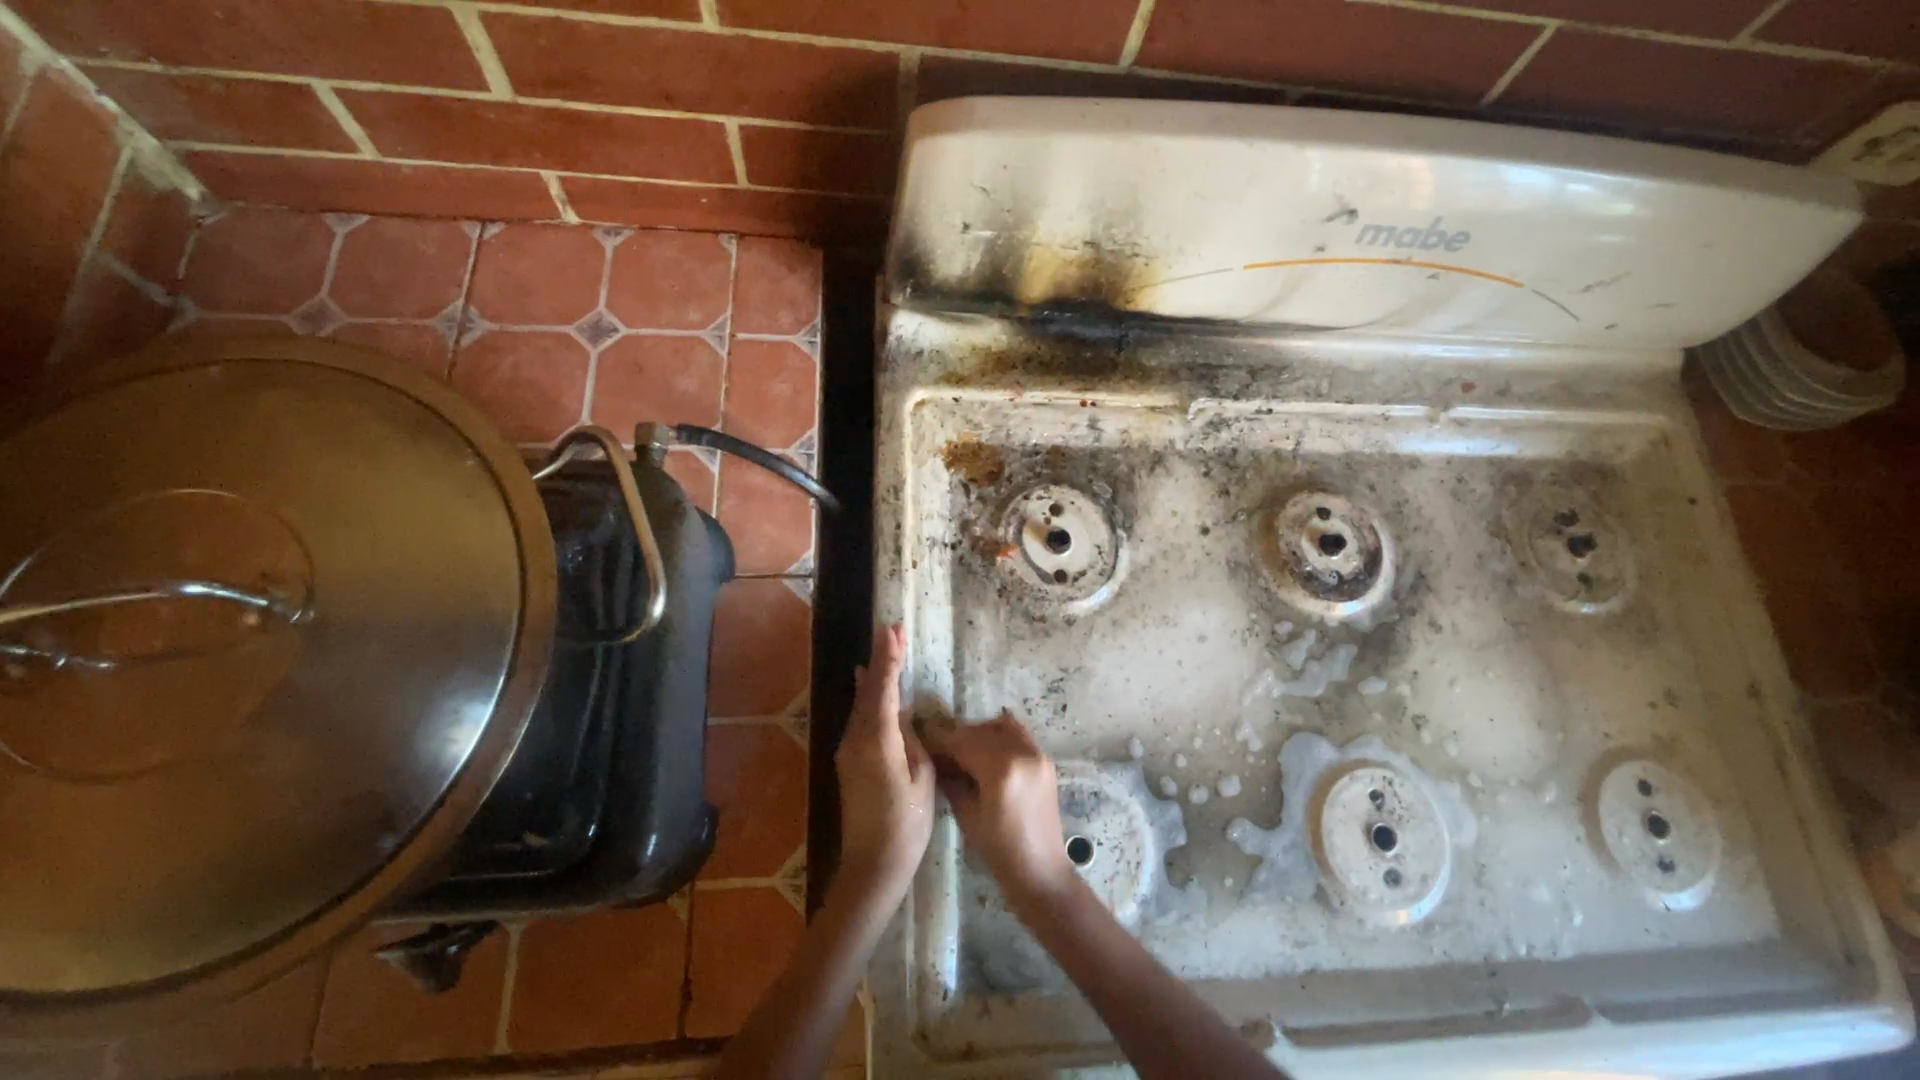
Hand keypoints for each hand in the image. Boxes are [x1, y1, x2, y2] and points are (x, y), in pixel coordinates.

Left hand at [834, 624, 934, 903]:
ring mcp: (848, 750)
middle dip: (880, 660)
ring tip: (886, 648)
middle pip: (868, 691)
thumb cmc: (908, 824)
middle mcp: (856, 739)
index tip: (893, 630)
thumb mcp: (922, 777)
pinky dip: (869, 697)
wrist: (873, 864)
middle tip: (892, 629)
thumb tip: (903, 714)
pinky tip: (870, 686)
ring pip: (862, 703)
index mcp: (877, 740)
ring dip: (874, 676)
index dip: (888, 658)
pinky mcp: (849, 761)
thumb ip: (912, 739)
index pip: (883, 689)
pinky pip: (860, 718)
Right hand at [927, 711, 1075, 909]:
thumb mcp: (966, 815)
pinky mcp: (1045, 761)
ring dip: (980, 733)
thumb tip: (934, 757)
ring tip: (964, 752)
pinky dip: (999, 737)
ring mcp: (1038, 754)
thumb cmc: (998, 851)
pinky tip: (985, 755)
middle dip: (958, 736)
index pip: (963, 741)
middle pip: (982, 730)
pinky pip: (1018, 736)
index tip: (921, 739)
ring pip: (1002, 727)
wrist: (1040, 871)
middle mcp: (1023, 753)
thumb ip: (951, 780)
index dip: (940, 739)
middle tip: (939, 749)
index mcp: (1002, 769)